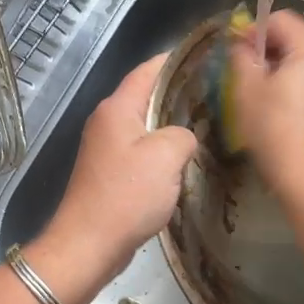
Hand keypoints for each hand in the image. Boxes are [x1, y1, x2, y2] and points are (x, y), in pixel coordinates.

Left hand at [30, 55, 196, 303]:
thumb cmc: (126, 196)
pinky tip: (184, 157)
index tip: (206, 57)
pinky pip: (140, 147)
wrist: (87, 246)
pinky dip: (161, 147)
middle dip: (179, 91)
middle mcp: (107, 120)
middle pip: (147, 94)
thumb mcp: (167, 157)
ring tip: (206, 122)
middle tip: (215, 93)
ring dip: (171, 122)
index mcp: (117, 108)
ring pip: (145, 123)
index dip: (176, 59)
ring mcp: (105, 146)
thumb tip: (185, 135)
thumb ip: (184, 133)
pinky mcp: (109, 170)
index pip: (149, 70)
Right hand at [228, 10, 303, 196]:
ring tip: (250, 83)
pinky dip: (284, 76)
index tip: (235, 49)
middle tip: (241, 65)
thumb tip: (240, 43)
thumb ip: (242, 56)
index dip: (254, 28)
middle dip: (264, 44)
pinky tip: (267, 98)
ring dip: (272, 61)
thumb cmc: (273, 126)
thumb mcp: (248, 88)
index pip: (280, 19)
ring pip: (296, 55)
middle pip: (291, 34)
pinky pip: (303, 73)